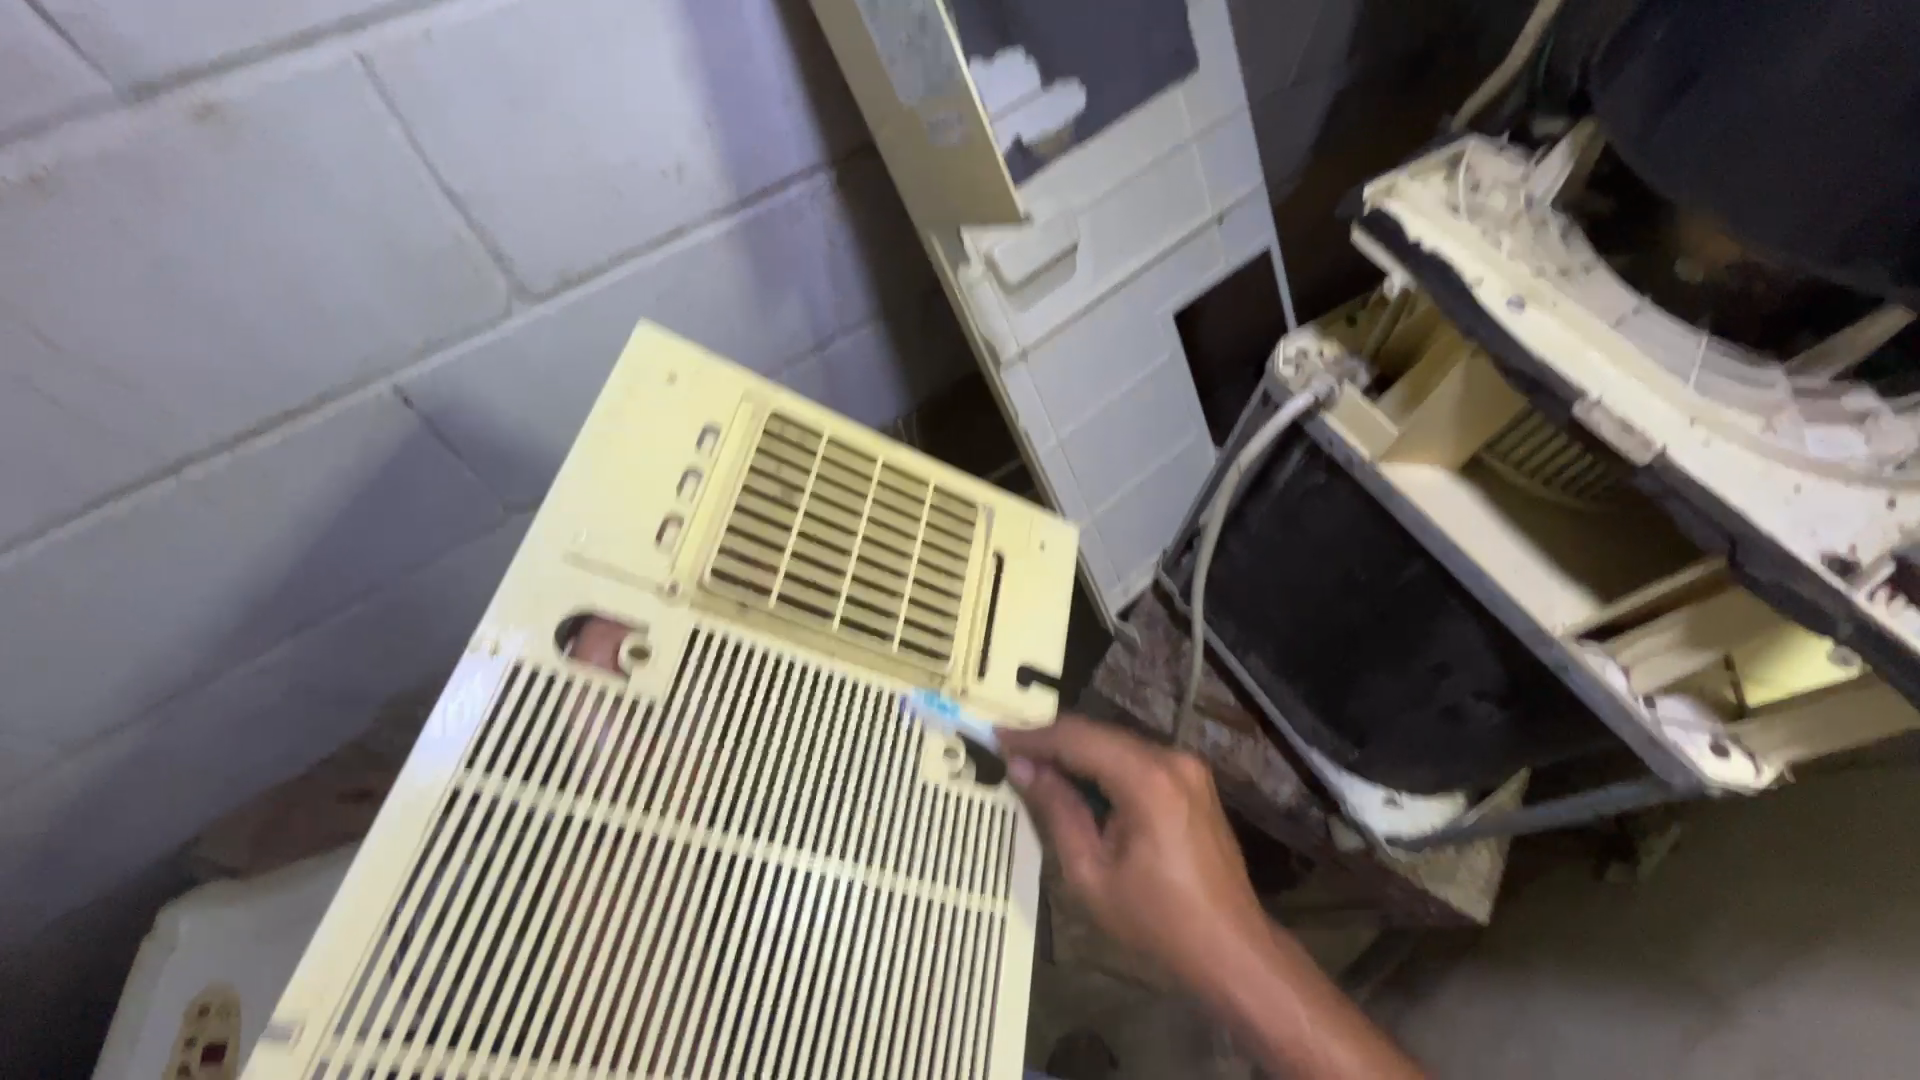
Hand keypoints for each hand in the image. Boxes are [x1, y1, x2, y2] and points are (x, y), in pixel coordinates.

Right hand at [996, 715, 1272, 994]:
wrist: (1230, 948)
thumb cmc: (1156, 921)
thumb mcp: (1090, 873)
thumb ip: (1057, 811)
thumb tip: (1022, 768)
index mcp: (1147, 781)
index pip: (1078, 739)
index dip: (1034, 736)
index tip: (996, 736)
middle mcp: (1171, 759)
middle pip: (1098, 734)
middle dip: (1052, 741)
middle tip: (1009, 751)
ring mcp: (1187, 767)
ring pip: (1116, 744)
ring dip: (1076, 752)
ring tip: (1033, 765)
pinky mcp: (1192, 780)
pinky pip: (1135, 759)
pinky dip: (1102, 765)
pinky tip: (1076, 780)